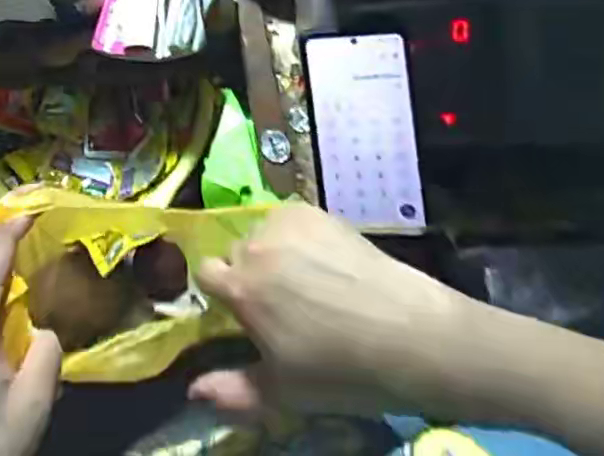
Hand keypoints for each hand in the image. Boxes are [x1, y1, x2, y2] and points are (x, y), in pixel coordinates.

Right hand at [190, 203, 476, 419]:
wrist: (410, 334)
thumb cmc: (343, 372)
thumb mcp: (284, 392)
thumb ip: (233, 391)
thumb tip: (192, 389)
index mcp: (239, 288)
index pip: (205, 273)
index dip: (222, 292)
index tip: (246, 310)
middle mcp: (252, 246)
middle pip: (235, 252)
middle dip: (250, 272)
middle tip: (284, 301)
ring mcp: (282, 223)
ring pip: (261, 234)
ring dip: (273, 252)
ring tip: (310, 279)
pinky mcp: (310, 210)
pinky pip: (287, 220)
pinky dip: (298, 235)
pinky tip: (326, 259)